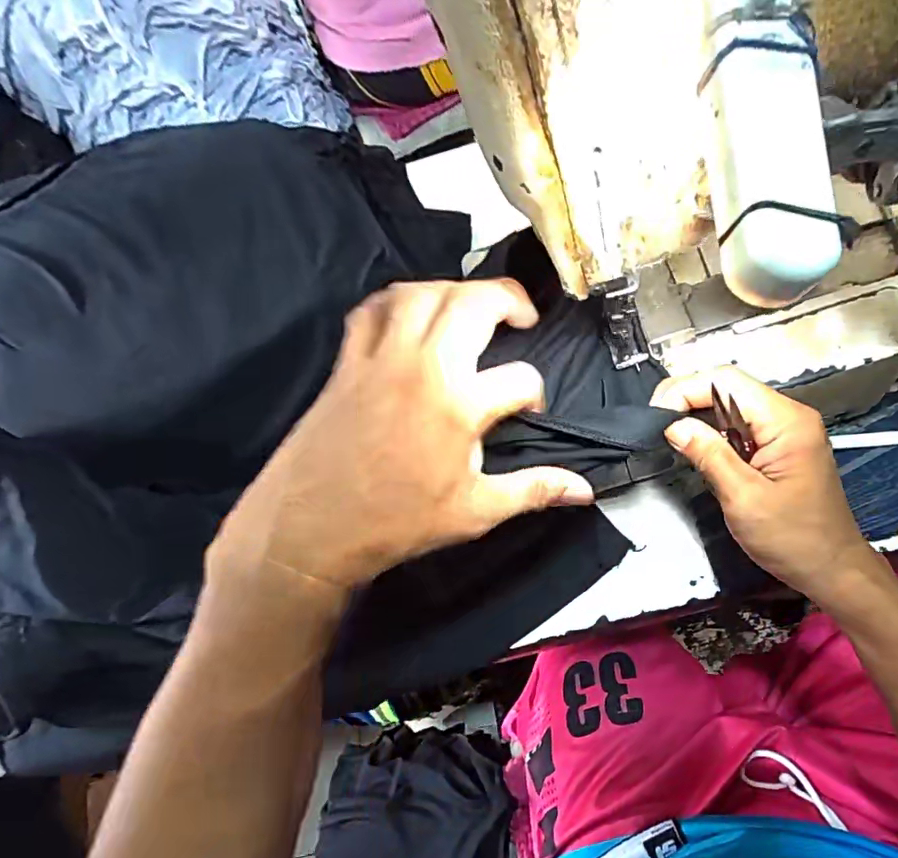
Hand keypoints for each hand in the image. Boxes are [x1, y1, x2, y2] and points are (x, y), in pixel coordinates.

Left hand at [210, 280, 593, 596]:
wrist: (313, 528)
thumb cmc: (397, 523)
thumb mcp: (474, 512)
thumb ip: (532, 490)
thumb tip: (584, 491)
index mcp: (460, 404)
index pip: (519, 378)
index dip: (533, 392)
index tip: (528, 410)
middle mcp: (423, 364)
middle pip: (473, 302)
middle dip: (507, 300)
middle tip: (521, 317)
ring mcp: (380, 357)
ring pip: (421, 292)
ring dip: (453, 290)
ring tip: (469, 308)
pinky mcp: (348, 361)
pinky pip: (372, 308)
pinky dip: (395, 301)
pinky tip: (408, 315)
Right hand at [652, 367, 880, 600]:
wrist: (832, 568)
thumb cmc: (793, 538)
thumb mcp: (743, 497)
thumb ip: (709, 455)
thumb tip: (673, 426)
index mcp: (786, 421)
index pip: (726, 381)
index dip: (684, 389)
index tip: (655, 416)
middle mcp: (787, 417)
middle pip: (727, 388)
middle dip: (686, 400)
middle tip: (654, 426)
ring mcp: (783, 432)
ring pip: (730, 408)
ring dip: (696, 418)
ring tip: (667, 436)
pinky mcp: (776, 449)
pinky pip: (738, 429)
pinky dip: (712, 435)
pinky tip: (693, 448)